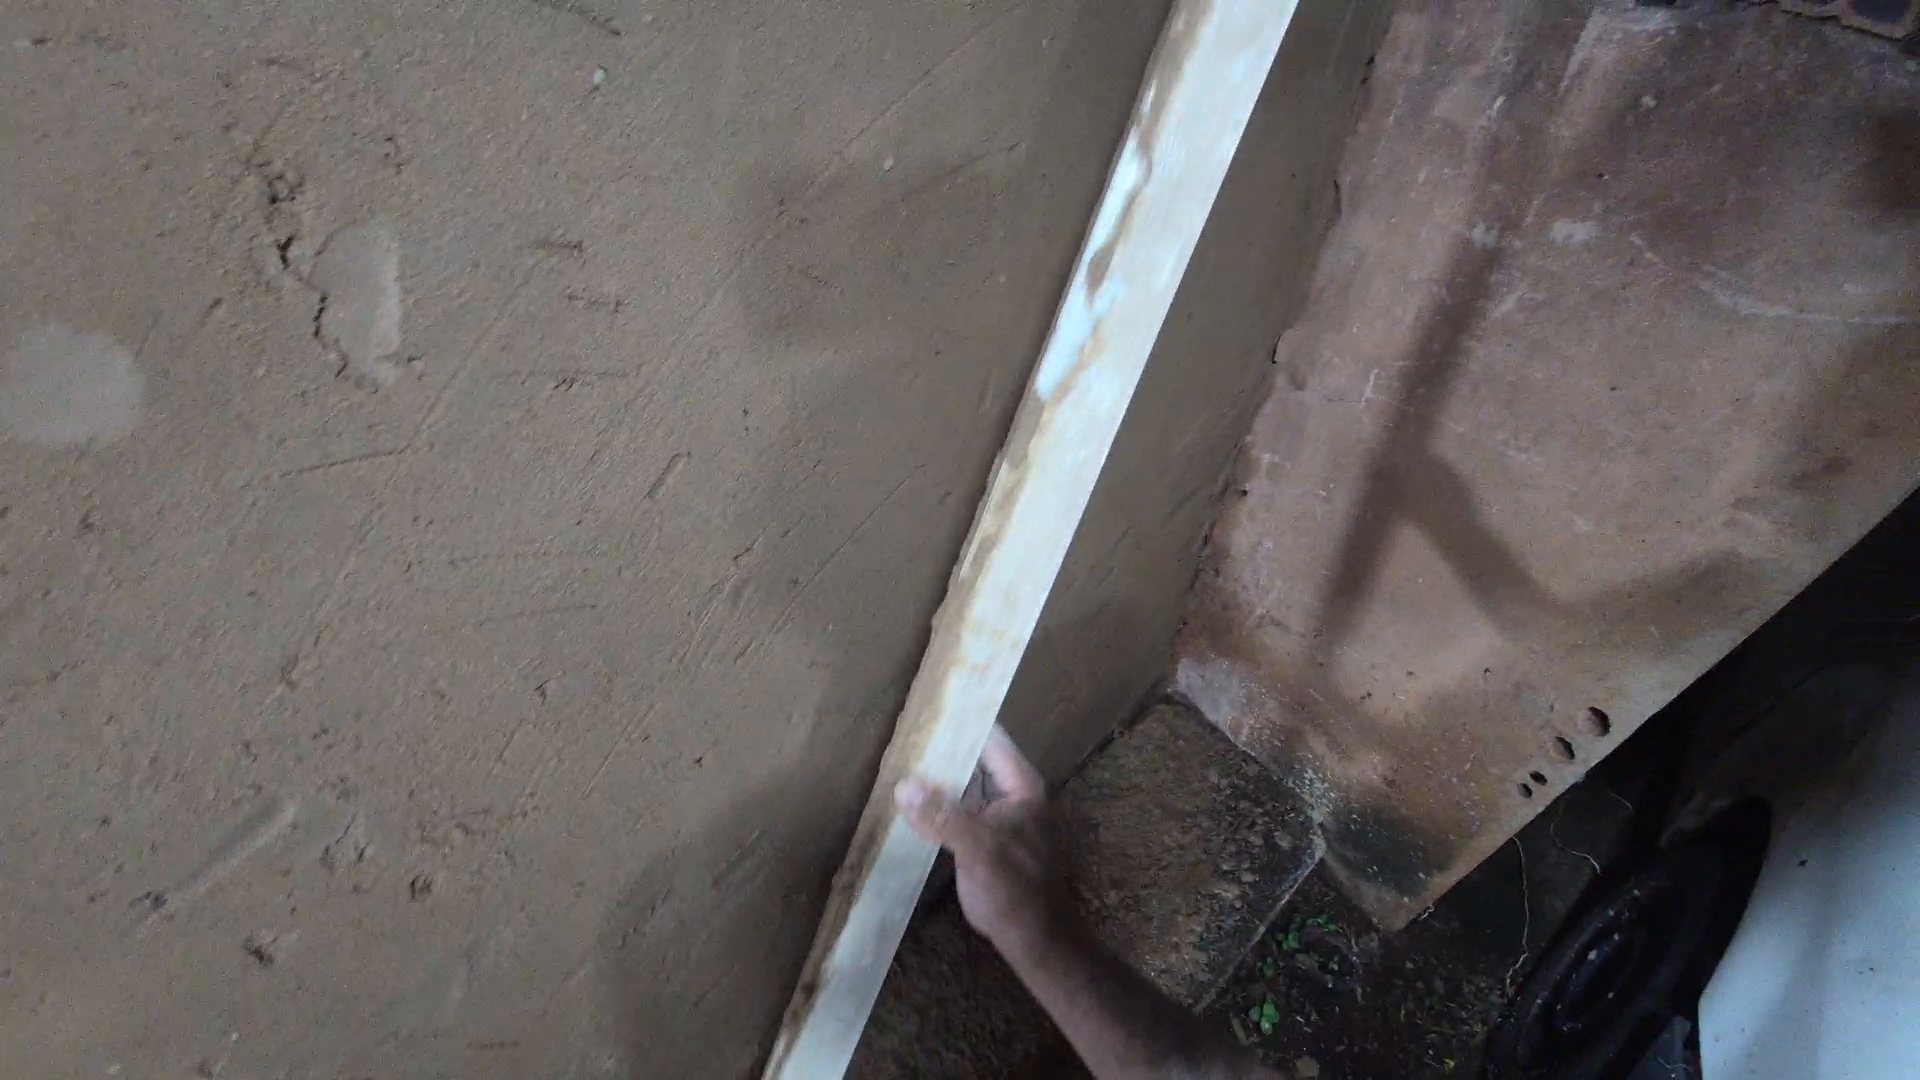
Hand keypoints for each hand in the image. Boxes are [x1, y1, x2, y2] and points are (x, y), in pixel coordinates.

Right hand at [894, 725, 1075, 956]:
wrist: (1033, 939)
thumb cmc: (1015, 890)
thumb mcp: (978, 849)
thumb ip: (943, 816)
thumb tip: (904, 785)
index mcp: (1020, 782)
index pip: (990, 736)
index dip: (962, 721)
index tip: (927, 709)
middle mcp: (1010, 790)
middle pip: (974, 756)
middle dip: (942, 747)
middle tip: (902, 733)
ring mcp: (997, 811)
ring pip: (963, 781)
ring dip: (937, 774)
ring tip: (899, 757)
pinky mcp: (983, 833)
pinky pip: (957, 805)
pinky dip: (937, 800)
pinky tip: (909, 798)